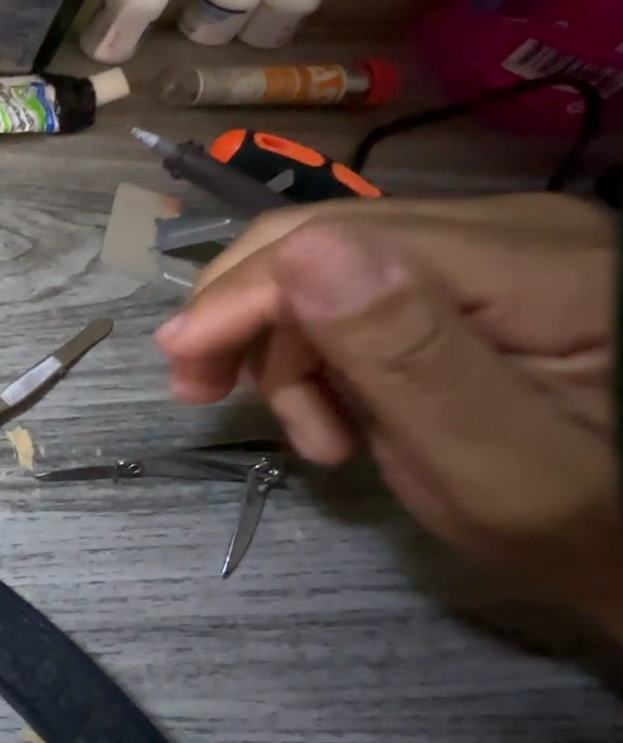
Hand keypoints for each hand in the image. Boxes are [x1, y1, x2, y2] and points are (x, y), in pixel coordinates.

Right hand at [154, 193, 622, 619]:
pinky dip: (308, 345)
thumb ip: (410, 360)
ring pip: (313, 263)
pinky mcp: (463, 267)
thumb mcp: (504, 473)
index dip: (243, 295)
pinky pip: (338, 282)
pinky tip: (325, 404)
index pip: (339, 242)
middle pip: (314, 240)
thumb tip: (303, 254)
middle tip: (194, 387)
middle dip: (239, 318)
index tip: (178, 361)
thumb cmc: (593, 534)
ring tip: (300, 430)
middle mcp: (513, 225)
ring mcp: (488, 241)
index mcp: (543, 268)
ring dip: (277, 344)